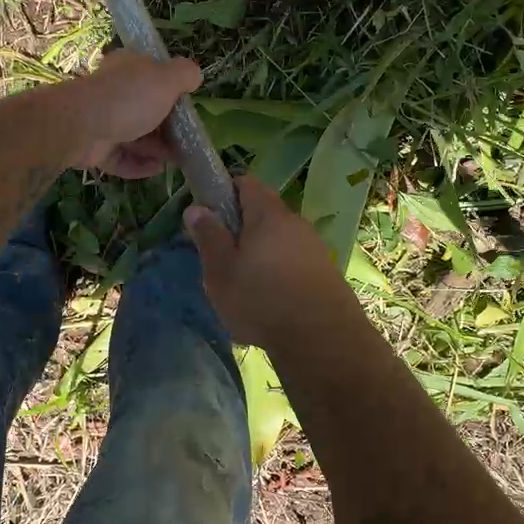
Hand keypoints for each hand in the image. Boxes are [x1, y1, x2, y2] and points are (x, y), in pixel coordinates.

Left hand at [62, 51, 202, 178]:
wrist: (82, 125)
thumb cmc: (129, 97)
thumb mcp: (167, 78)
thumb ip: (185, 74)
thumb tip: (193, 76)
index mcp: (128, 68)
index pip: (153, 75)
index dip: (172, 91)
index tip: (189, 110)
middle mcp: (114, 92)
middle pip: (145, 110)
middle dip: (167, 127)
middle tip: (187, 142)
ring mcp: (102, 120)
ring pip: (133, 136)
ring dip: (156, 149)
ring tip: (176, 161)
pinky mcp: (94, 147)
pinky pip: (120, 157)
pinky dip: (138, 165)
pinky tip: (156, 170)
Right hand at [183, 174, 357, 346]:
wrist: (323, 340)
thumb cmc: (261, 299)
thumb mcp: (221, 270)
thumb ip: (209, 236)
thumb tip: (197, 208)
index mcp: (268, 214)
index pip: (246, 183)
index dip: (224, 192)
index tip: (209, 215)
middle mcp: (295, 222)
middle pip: (263, 212)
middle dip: (240, 228)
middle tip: (220, 257)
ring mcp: (315, 247)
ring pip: (279, 239)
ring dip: (260, 252)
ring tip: (244, 284)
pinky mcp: (326, 273)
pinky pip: (294, 261)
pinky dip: (278, 271)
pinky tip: (270, 299)